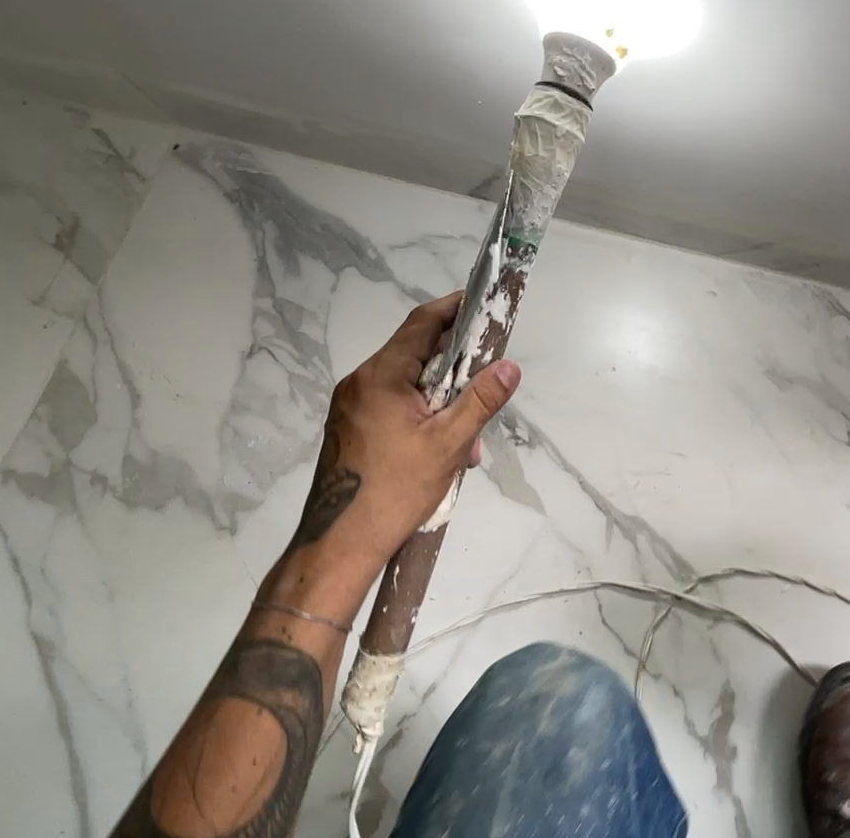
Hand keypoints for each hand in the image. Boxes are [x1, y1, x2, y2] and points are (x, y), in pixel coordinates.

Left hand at [291, 291, 521, 567]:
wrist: (339, 544)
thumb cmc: (395, 491)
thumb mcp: (448, 445)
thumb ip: (480, 401)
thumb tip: (510, 367)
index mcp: (380, 377)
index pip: (422, 324)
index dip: (454, 308)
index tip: (484, 304)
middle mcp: (360, 382)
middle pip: (416, 353)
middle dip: (457, 367)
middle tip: (487, 385)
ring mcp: (351, 405)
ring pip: (407, 383)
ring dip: (442, 399)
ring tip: (467, 438)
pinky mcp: (350, 426)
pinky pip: (394, 404)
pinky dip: (422, 413)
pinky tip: (442, 447)